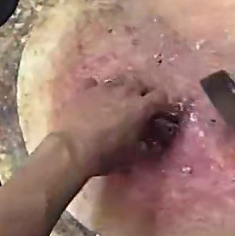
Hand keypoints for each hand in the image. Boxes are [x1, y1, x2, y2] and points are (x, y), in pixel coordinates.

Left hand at [48, 75, 174, 177]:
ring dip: (121, 88)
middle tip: (139, 104)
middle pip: (140, 83)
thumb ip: (146, 146)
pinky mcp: (83, 91)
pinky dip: (96, 90)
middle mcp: (125, 92)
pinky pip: (93, 84)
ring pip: (118, 81)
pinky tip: (95, 98)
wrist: (72, 150)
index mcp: (141, 107)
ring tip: (118, 100)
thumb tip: (153, 145)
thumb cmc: (107, 154)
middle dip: (142, 92)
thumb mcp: (133, 154)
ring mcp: (103, 89)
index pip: (161, 96)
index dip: (162, 103)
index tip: (159, 112)